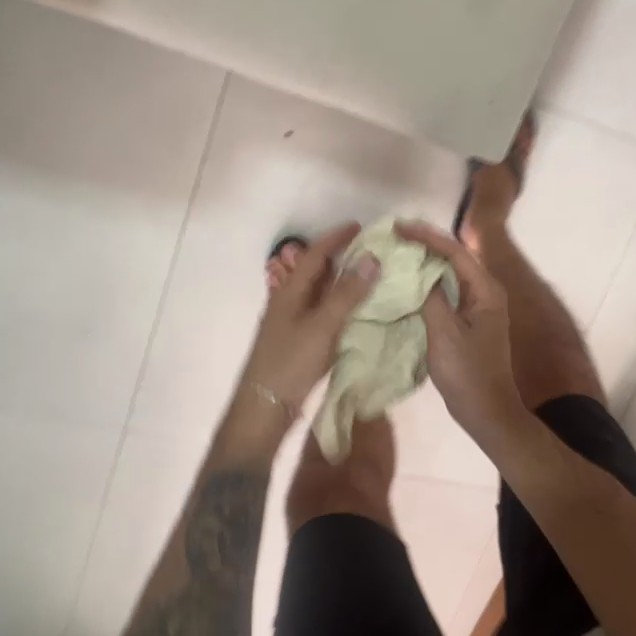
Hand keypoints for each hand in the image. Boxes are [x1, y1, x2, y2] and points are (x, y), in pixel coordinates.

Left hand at [241, 222, 379, 416]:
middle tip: (370, 250)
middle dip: (340, 257)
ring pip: (320, 293)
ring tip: (370, 276)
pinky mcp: (300, 342)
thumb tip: (371, 258)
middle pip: (315, 272)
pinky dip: (341, 305)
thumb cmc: (290, 363)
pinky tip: (358, 312)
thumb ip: (347, 294)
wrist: (264, 408)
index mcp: (290, 293)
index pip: (314, 255)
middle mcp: (289, 303)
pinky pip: (323, 313)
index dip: (335, 238)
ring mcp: (293, 324)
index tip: (360, 227)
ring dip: (342, 282)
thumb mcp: (322, 326)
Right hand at [395, 221, 531, 442]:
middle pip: (456, 257)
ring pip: (452, 273)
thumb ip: (432, 297)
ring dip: (428, 261)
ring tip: (400, 251)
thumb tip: (421, 271)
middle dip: (427, 243)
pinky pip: (450, 291)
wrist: (487, 412)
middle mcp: (487, 292)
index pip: (455, 252)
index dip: (426, 236)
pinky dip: (430, 282)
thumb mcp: (444, 333)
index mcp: (486, 291)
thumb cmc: (467, 373)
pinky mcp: (471, 321)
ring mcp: (480, 307)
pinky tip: (411, 283)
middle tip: (396, 235)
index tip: (398, 228)